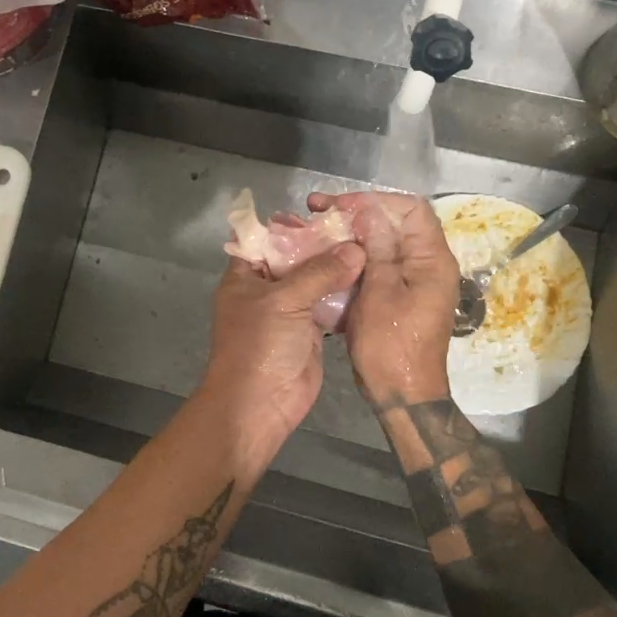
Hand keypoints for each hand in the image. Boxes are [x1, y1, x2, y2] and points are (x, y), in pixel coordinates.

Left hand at [201, 244, 366, 459]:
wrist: (259, 405)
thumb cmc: (259, 346)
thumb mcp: (284, 301)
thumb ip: (320, 272)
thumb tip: (356, 249)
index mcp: (246, 275)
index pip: (265, 238)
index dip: (291, 224)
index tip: (325, 211)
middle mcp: (266, 288)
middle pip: (295, 257)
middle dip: (323, 244)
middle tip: (359, 226)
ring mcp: (288, 310)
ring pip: (315, 280)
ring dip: (338, 268)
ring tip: (371, 245)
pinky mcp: (309, 330)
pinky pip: (328, 304)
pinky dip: (345, 293)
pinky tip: (371, 277)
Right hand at [309, 192, 458, 406]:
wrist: (403, 396)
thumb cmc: (391, 346)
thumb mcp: (379, 293)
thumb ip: (378, 249)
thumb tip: (369, 212)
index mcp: (432, 260)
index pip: (411, 209)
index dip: (374, 200)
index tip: (338, 206)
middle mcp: (429, 265)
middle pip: (397, 222)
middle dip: (358, 213)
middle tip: (318, 212)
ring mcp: (415, 281)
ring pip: (385, 243)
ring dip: (353, 234)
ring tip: (318, 230)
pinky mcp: (400, 295)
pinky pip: (379, 265)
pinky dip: (355, 257)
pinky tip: (328, 258)